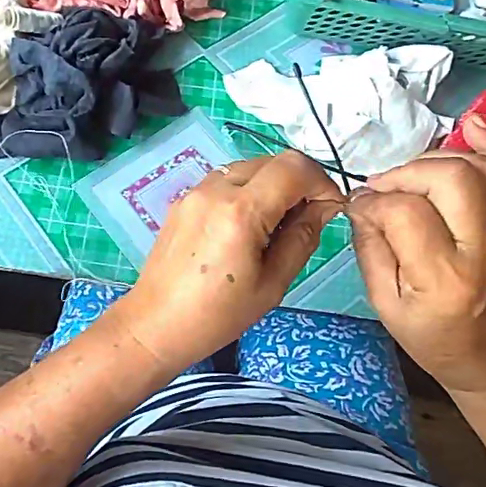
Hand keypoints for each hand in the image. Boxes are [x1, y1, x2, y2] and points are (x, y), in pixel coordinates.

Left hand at [106, 152, 343, 371]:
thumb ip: (302, 238)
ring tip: (276, 224)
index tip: (330, 207)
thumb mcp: (272, 284)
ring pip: (249, 167)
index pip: (294, 168)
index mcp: (241, 212)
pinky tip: (247, 225)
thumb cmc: (217, 315)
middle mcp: (216, 189)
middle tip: (306, 218)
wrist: (155, 325)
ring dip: (273, 184)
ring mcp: (196, 190)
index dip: (321, 182)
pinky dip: (247, 190)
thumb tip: (323, 208)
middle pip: (273, 161)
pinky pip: (226, 179)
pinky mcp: (183, 199)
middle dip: (299, 182)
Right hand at [347, 116, 485, 392]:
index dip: (374, 201)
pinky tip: (468, 124)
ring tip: (409, 175)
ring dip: (436, 158)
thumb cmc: (427, 334)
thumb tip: (363, 201)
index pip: (407, 213)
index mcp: (443, 278)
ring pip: (477, 167)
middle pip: (450, 179)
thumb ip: (370, 247)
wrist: (482, 351)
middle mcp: (479, 248)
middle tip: (384, 189)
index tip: (359, 207)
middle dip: (406, 173)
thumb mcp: (383, 302)